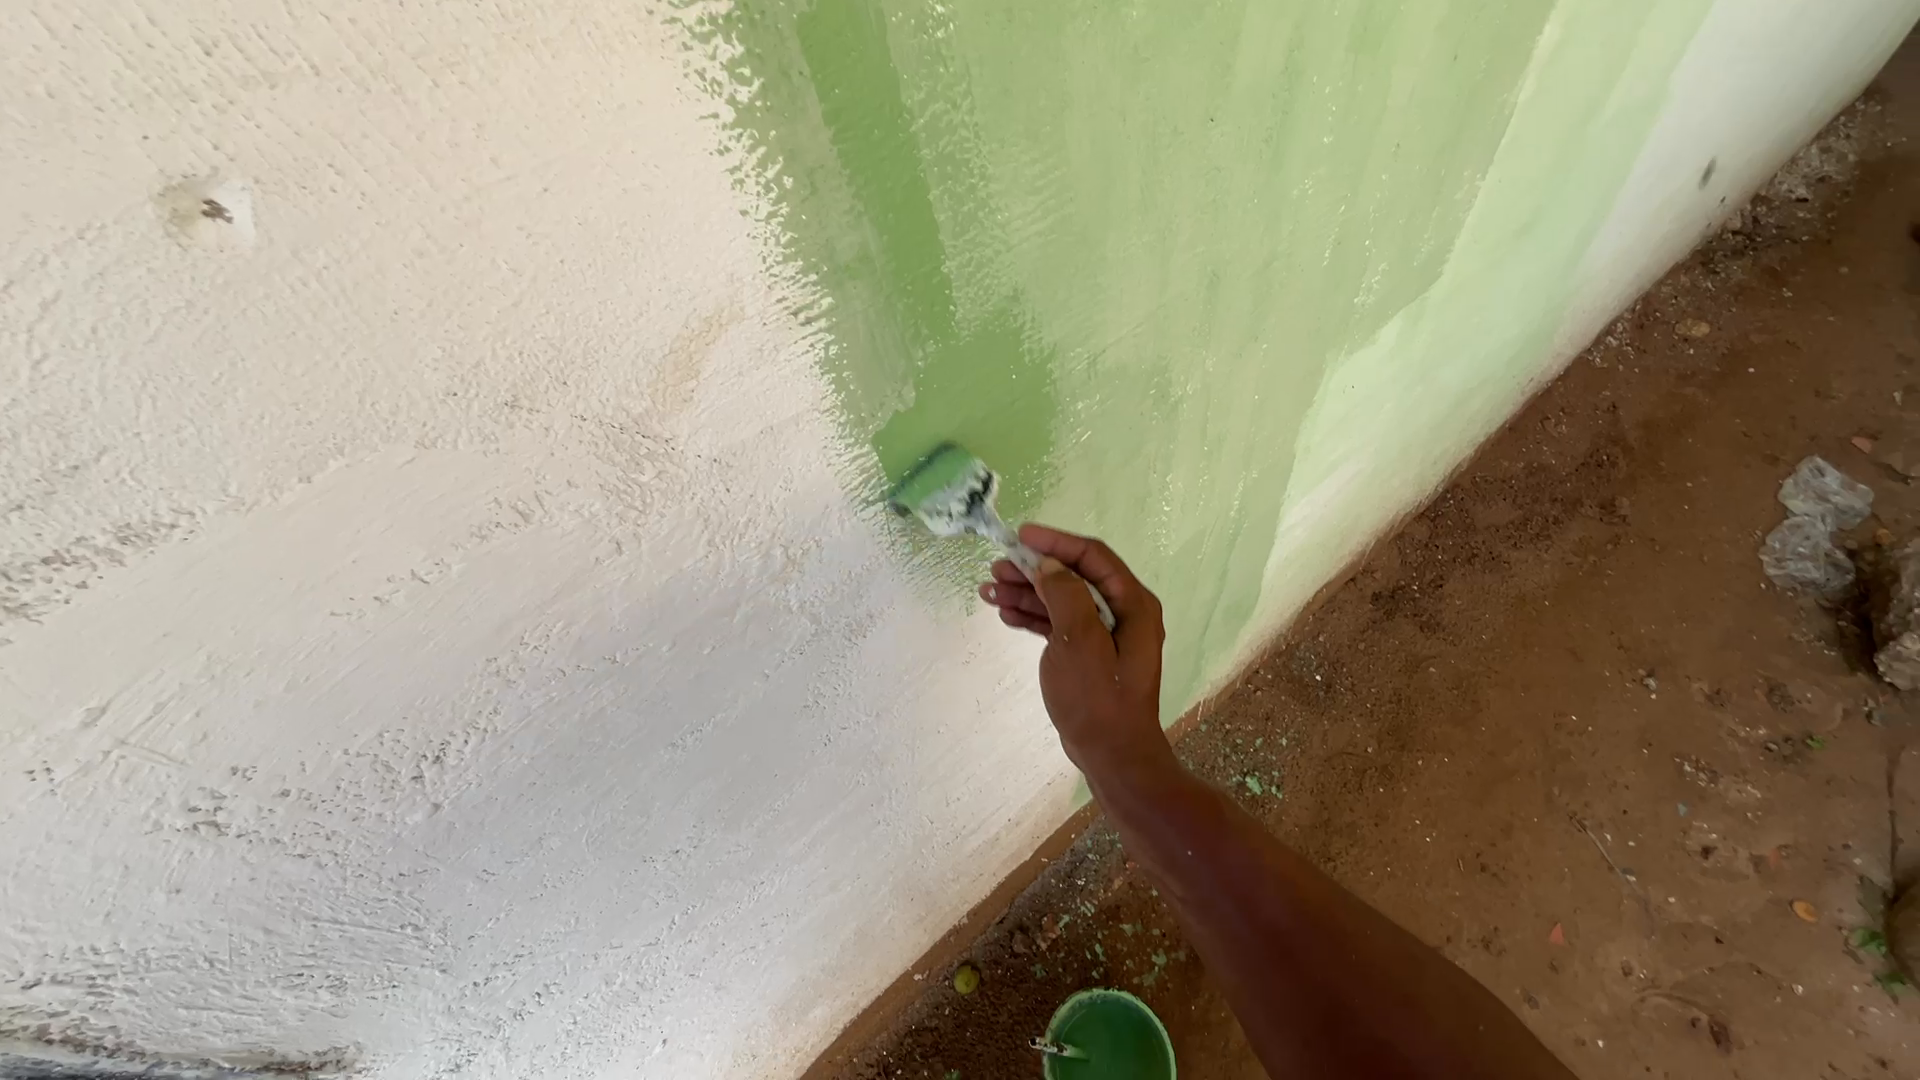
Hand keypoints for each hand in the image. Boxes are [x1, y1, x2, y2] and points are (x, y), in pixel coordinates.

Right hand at [978, 524, 1170, 776]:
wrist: (1112, 756)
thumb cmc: (1098, 700)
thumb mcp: (1079, 642)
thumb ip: (1065, 595)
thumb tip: (1049, 566)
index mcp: (1133, 604)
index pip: (1092, 557)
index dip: (1055, 543)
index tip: (1021, 536)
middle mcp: (1123, 613)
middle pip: (1073, 577)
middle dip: (1034, 570)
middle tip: (996, 568)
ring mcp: (1105, 635)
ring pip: (1061, 600)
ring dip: (1027, 593)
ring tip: (989, 591)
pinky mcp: (1088, 655)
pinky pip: (1058, 624)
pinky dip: (1033, 617)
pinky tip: (1006, 614)